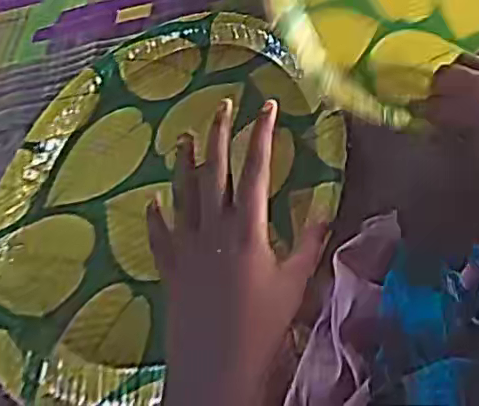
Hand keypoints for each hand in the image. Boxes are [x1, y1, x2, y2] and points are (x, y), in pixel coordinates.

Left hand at [148, 97, 328, 405]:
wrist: (215, 374)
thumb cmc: (262, 329)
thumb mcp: (295, 284)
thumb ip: (310, 243)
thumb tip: (325, 209)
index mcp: (248, 227)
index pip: (256, 167)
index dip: (261, 133)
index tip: (266, 105)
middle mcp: (214, 227)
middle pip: (214, 169)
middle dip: (219, 133)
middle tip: (222, 104)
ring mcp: (188, 247)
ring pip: (183, 193)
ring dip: (183, 162)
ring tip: (182, 136)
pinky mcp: (170, 269)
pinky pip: (159, 236)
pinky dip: (155, 216)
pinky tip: (152, 201)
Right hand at [423, 52, 478, 189]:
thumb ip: (460, 132)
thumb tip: (446, 124)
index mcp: (473, 103)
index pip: (437, 103)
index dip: (424, 110)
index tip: (417, 114)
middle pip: (447, 74)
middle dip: (435, 88)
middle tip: (433, 101)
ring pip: (467, 59)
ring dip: (455, 71)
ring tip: (454, 85)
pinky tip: (478, 73)